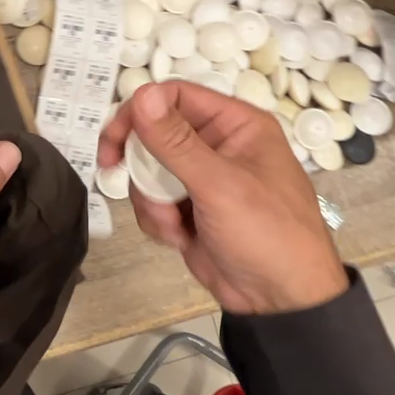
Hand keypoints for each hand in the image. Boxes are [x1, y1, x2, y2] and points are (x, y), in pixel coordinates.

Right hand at [99, 81, 347, 314]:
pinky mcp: (188, 208)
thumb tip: (141, 94)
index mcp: (236, 125)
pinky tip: (178, 238)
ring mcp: (201, 178)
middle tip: (113, 172)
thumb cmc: (265, 233)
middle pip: (154, 132)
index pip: (176, 96)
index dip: (141, 111)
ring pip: (147, 170)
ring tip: (172, 224)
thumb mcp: (219, 185)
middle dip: (139, 163)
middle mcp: (217, 145)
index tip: (115, 138)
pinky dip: (156, 219)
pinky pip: (152, 200)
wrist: (280, 300)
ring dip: (149, 198)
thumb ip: (175, 142)